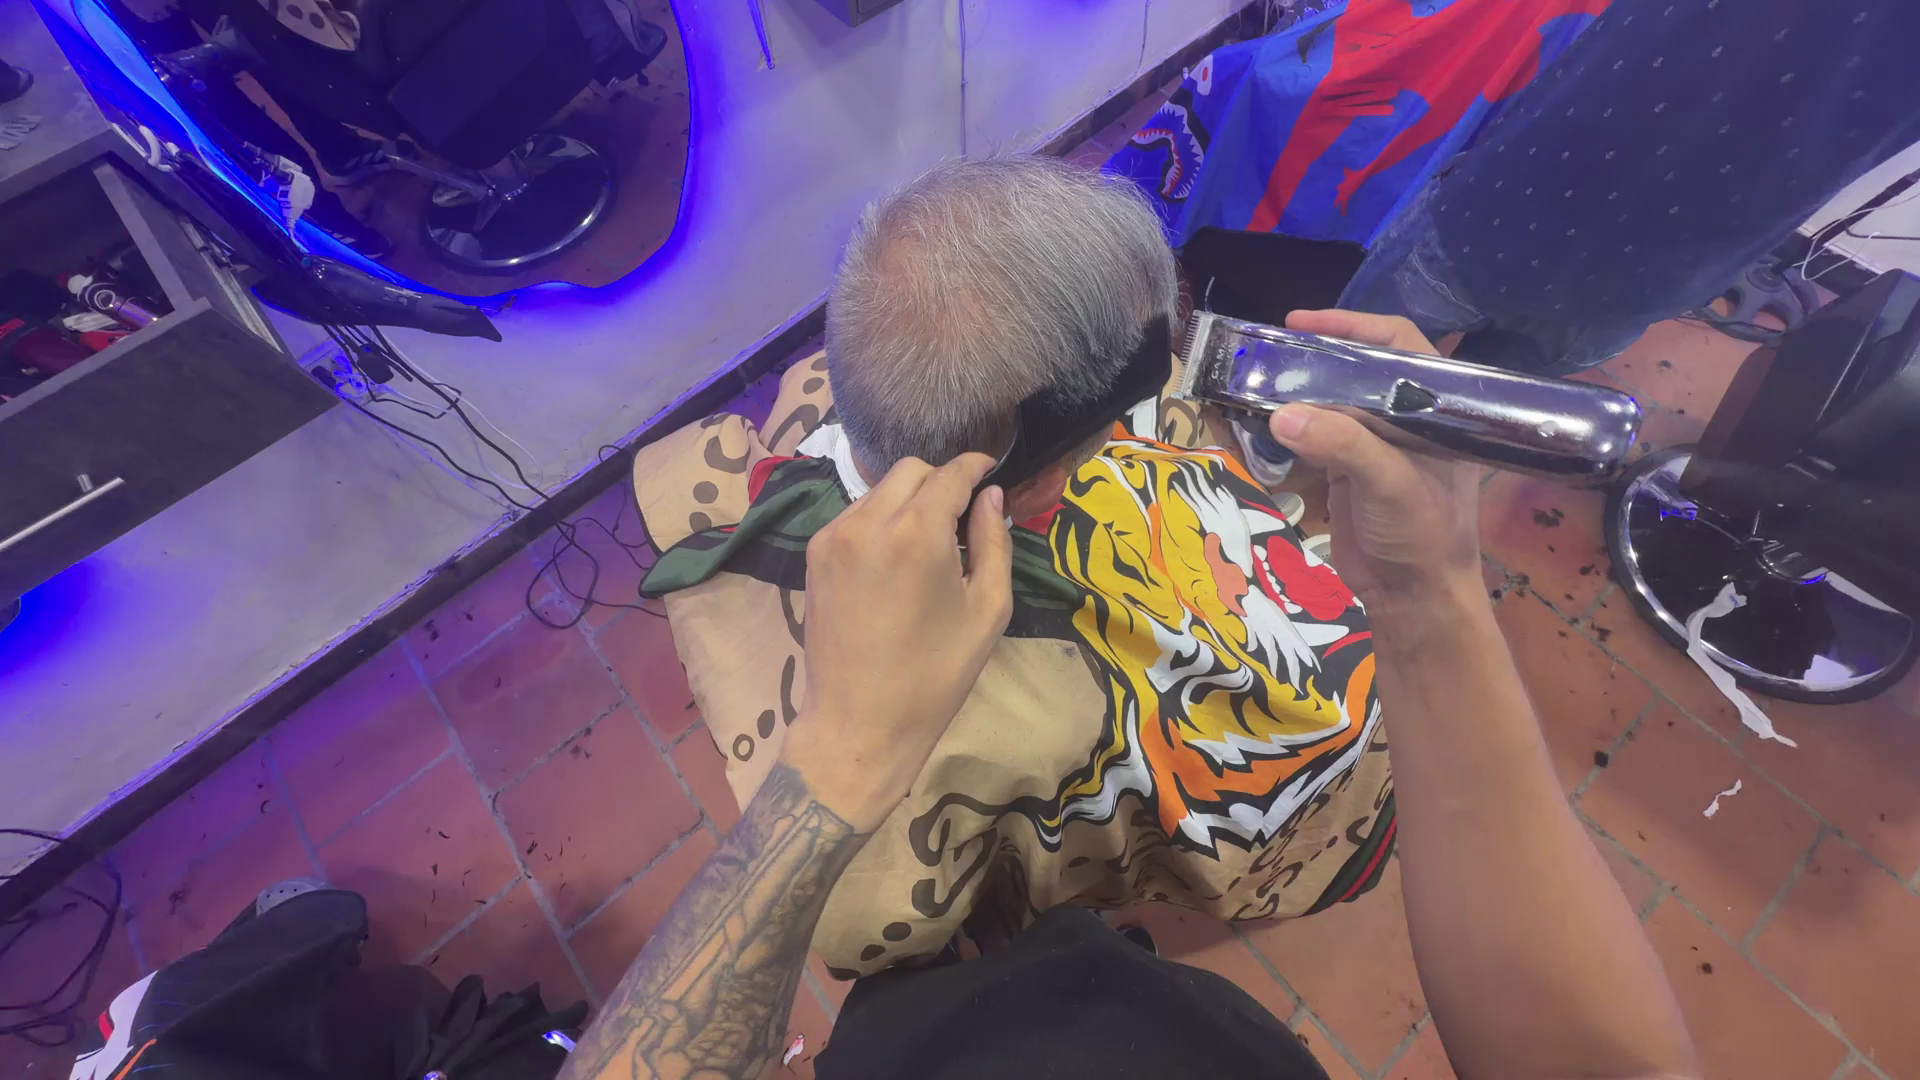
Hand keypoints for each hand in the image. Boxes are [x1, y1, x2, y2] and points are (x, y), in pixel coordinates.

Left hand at [780, 453, 1014, 831]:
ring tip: (929, 540)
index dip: (975, 466)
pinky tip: (895, 558)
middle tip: (963, 514)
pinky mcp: (815, 554)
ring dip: (909, 499)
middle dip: (941, 480)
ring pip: (880, 489)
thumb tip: (991, 497)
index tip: (990, 469)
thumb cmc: (935, 675)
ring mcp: (834, 535)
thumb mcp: (987, 611)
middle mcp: (868, 520)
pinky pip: (856, 515)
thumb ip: (994, 542)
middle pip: (911, 470)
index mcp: (916, 532)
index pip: (950, 474)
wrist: (859, 723)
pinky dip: (881, 519)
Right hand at [1268, 309, 1483, 611]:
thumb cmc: (1422, 533)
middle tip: (1265, 351)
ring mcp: (1371, 444)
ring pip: (1329, 402)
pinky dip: (1284, 427)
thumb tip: (1281, 414)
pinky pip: (1311, 436)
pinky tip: (1256, 420)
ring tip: (1252, 381)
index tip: (1300, 322)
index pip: (1396, 346)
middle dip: (1312, 357)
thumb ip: (1343, 445)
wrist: (1410, 594)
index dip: (1352, 325)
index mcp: (1432, 408)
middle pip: (1355, 370)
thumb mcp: (1391, 483)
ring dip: (1293, 391)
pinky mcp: (1343, 470)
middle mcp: (1402, 418)